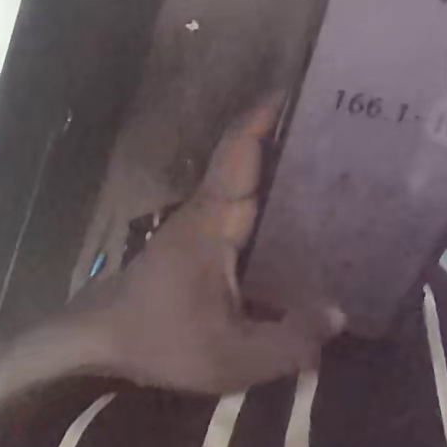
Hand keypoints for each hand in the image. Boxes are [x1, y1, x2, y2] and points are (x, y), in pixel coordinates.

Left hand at [73, 97, 344, 394]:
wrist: (100, 343)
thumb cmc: (161, 342)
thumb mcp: (234, 357)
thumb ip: (290, 339)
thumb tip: (340, 312)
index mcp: (212, 221)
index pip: (240, 151)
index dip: (266, 116)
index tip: (303, 89)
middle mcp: (205, 213)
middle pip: (247, 161)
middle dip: (288, 140)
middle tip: (346, 134)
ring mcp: (196, 227)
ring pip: (242, 185)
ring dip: (279, 171)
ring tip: (338, 171)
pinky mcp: (194, 246)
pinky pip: (238, 211)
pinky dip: (269, 203)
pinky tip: (302, 224)